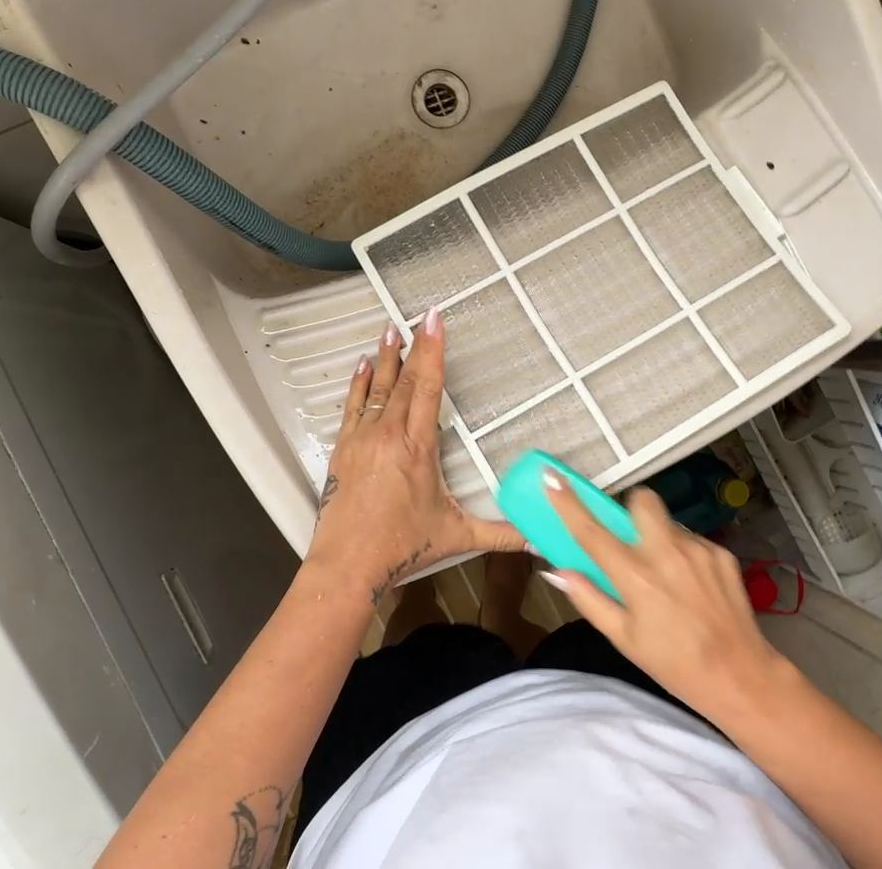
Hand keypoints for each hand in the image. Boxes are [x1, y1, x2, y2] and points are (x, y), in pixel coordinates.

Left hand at [304, 308, 524, 603]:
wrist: (346, 564)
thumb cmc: (402, 546)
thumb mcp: (456, 536)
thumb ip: (500, 534)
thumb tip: (538, 539)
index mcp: (417, 447)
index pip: (427, 388)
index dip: (432, 352)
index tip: (433, 322)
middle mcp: (388, 434)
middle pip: (402, 380)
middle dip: (411, 345)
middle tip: (416, 316)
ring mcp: (362, 439)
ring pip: (375, 389)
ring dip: (383, 358)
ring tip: (388, 328)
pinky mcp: (342, 450)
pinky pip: (352, 407)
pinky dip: (357, 384)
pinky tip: (360, 366)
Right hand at [544, 475, 786, 719]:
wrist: (739, 675)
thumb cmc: (673, 663)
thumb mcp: (623, 639)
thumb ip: (589, 599)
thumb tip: (559, 570)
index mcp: (636, 577)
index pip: (593, 532)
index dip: (569, 504)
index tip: (553, 479)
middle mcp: (667, 553)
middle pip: (642, 500)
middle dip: (631, 510)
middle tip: (629, 537)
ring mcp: (699, 550)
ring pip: (668, 522)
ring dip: (658, 537)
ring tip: (665, 576)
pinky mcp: (721, 554)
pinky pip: (692, 540)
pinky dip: (683, 555)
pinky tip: (690, 586)